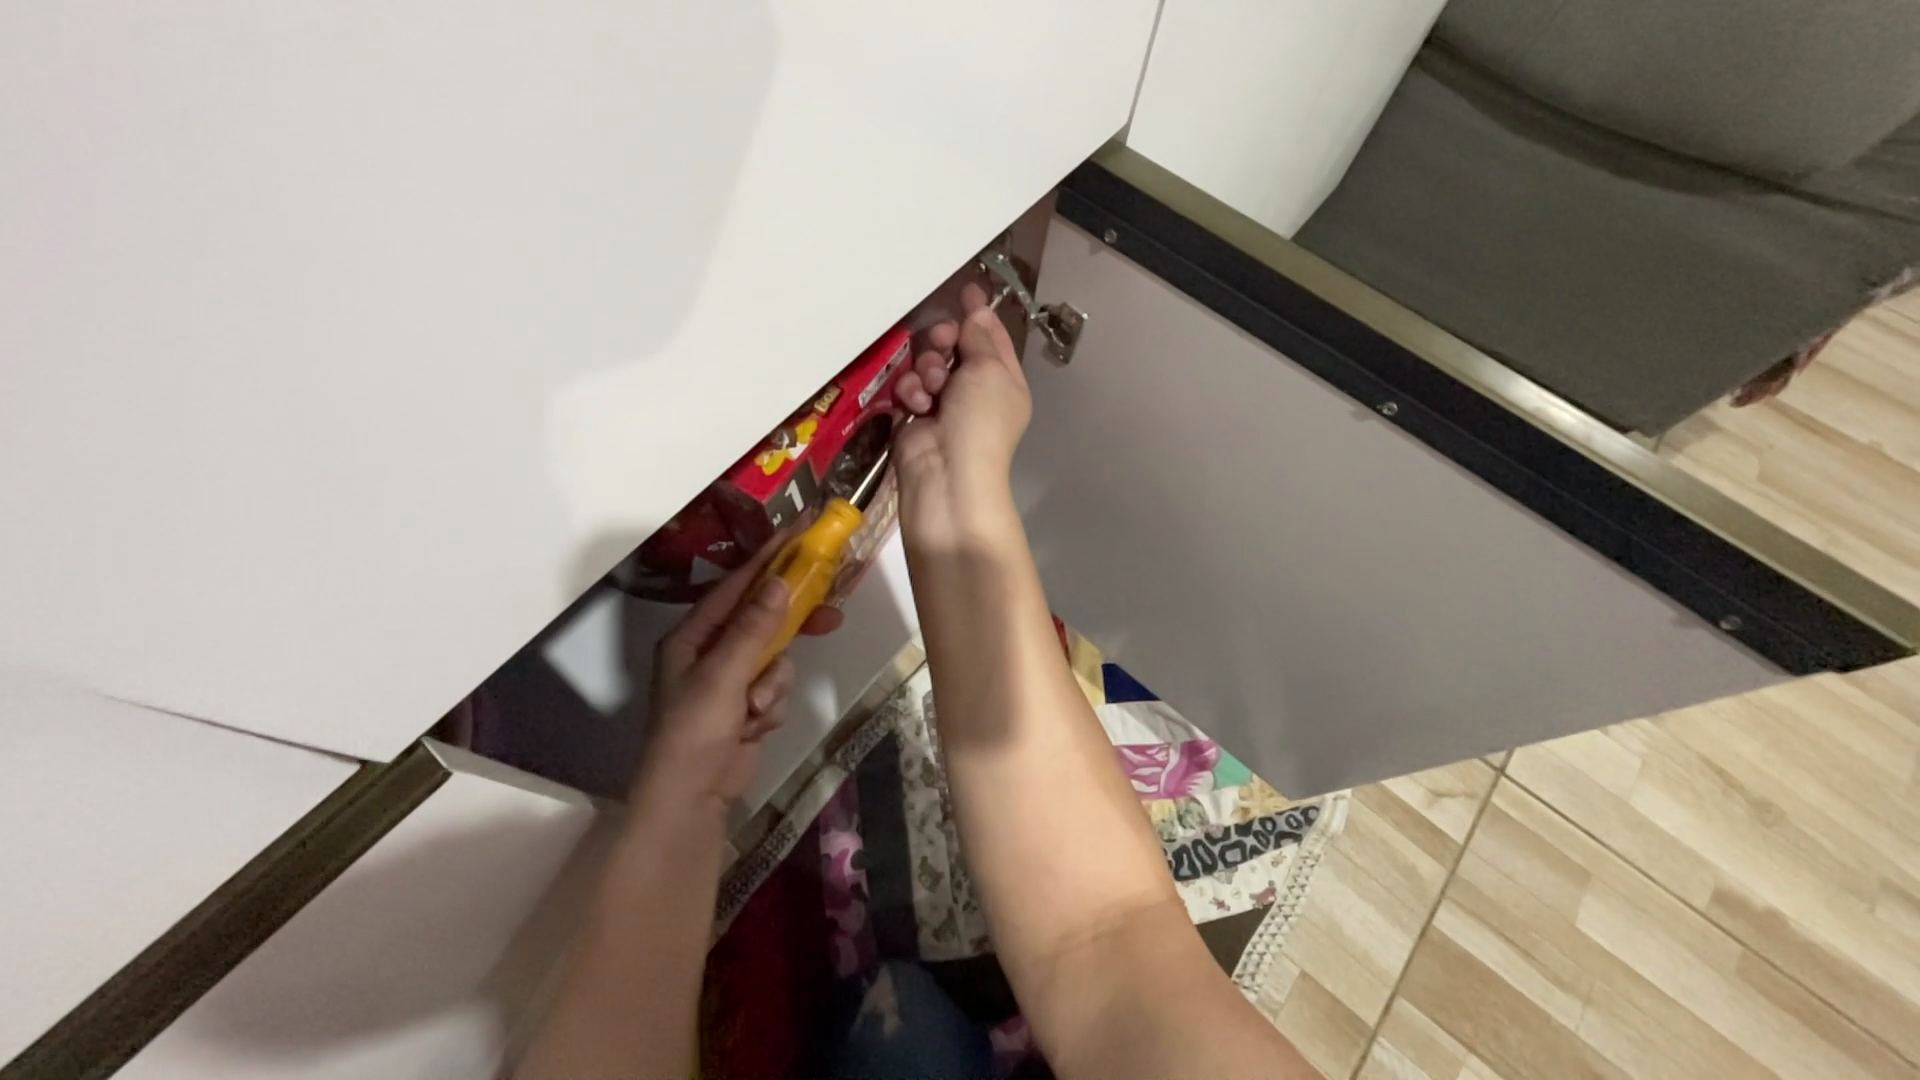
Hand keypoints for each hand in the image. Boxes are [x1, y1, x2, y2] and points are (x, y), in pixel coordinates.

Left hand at [633, 539, 832, 814]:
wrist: (691, 799)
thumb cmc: (694, 731)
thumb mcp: (722, 676)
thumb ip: (753, 629)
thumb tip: (779, 583)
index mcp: (693, 634)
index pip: (737, 586)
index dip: (769, 559)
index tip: (801, 534)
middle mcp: (711, 649)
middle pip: (764, 619)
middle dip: (789, 627)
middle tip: (830, 613)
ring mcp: (731, 678)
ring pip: (777, 657)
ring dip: (773, 684)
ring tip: (755, 709)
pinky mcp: (748, 703)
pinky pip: (776, 686)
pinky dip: (771, 705)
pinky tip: (754, 726)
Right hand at [892, 282, 1032, 496]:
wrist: (947, 474)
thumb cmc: (980, 421)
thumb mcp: (990, 371)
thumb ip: (980, 337)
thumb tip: (979, 312)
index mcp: (1004, 382)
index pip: (992, 338)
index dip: (980, 314)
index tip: (967, 288)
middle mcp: (975, 392)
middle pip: (954, 346)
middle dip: (946, 340)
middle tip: (943, 342)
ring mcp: (943, 405)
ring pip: (927, 364)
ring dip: (927, 369)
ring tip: (932, 388)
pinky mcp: (914, 416)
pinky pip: (908, 387)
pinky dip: (911, 392)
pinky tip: (917, 406)